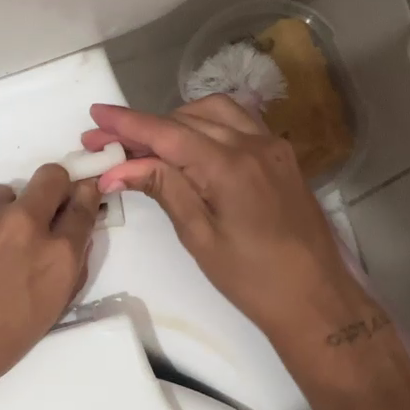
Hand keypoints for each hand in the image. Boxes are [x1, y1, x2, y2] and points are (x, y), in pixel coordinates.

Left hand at [0, 163, 99, 406]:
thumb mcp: (45, 315)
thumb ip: (65, 272)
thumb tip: (69, 243)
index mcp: (57, 255)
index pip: (84, 205)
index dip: (82, 199)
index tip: (77, 198)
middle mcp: (24, 224)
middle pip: (50, 177)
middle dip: (50, 190)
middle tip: (36, 212)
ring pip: (2, 195)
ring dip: (0, 215)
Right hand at [81, 96, 369, 342]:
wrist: (315, 295)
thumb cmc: (252, 278)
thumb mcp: (198, 236)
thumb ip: (164, 189)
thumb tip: (120, 169)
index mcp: (229, 166)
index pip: (167, 133)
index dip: (127, 123)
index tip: (95, 114)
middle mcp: (252, 144)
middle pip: (187, 118)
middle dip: (144, 127)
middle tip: (109, 145)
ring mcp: (271, 147)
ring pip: (214, 113)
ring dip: (175, 121)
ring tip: (145, 145)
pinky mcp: (280, 157)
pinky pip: (238, 123)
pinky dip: (206, 125)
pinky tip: (189, 146)